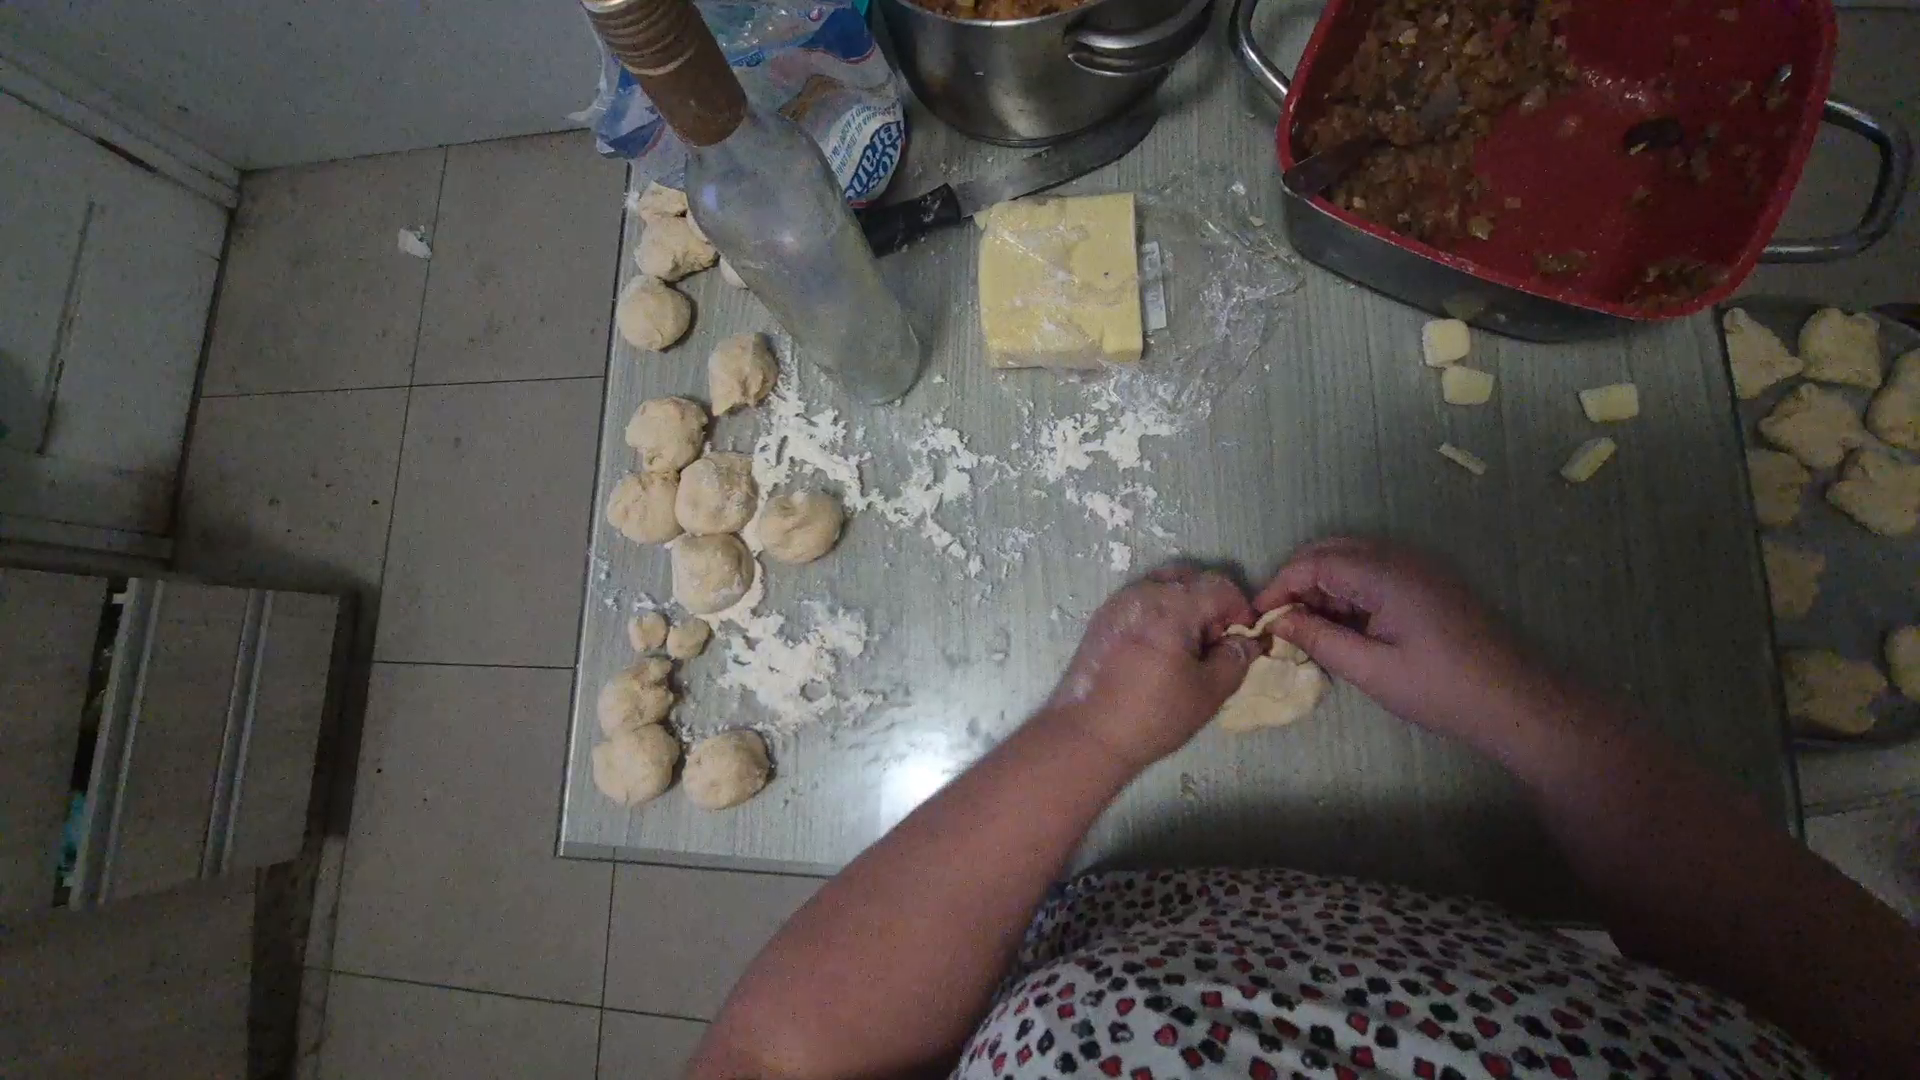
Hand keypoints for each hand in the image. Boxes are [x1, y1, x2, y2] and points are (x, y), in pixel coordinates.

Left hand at [1045, 563, 1261, 770]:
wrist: (1088, 732)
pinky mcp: (1102, 619)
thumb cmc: (1154, 714)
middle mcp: (1142, 593)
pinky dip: (1158, 615)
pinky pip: (1140, 602)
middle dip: (1211, 604)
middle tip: (1214, 643)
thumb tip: (1246, 641)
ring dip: (1184, 608)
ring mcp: (1117, 603)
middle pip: (1189, 580)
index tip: (1242, 636)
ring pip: (1162, 587)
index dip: (1240, 608)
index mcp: (1171, 606)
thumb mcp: (1208, 691)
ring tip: (1186, 649)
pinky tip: (1158, 652)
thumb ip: (1234, 659)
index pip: (1219, 586)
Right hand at [1256, 537, 1579, 751]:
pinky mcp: (1426, 585)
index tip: (1260, 617)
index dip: (1280, 586)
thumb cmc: (1442, 689)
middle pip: (1331, 551)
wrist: (1519, 704)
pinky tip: (1340, 628)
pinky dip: (1345, 593)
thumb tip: (1277, 621)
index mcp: (1386, 575)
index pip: (1314, 562)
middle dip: (1297, 581)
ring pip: (1350, 561)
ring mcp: (1417, 570)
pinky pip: (1371, 574)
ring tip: (1306, 628)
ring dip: (1321, 587)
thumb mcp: (1370, 670)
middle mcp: (1400, 560)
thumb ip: (1318, 639)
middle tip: (1279, 619)